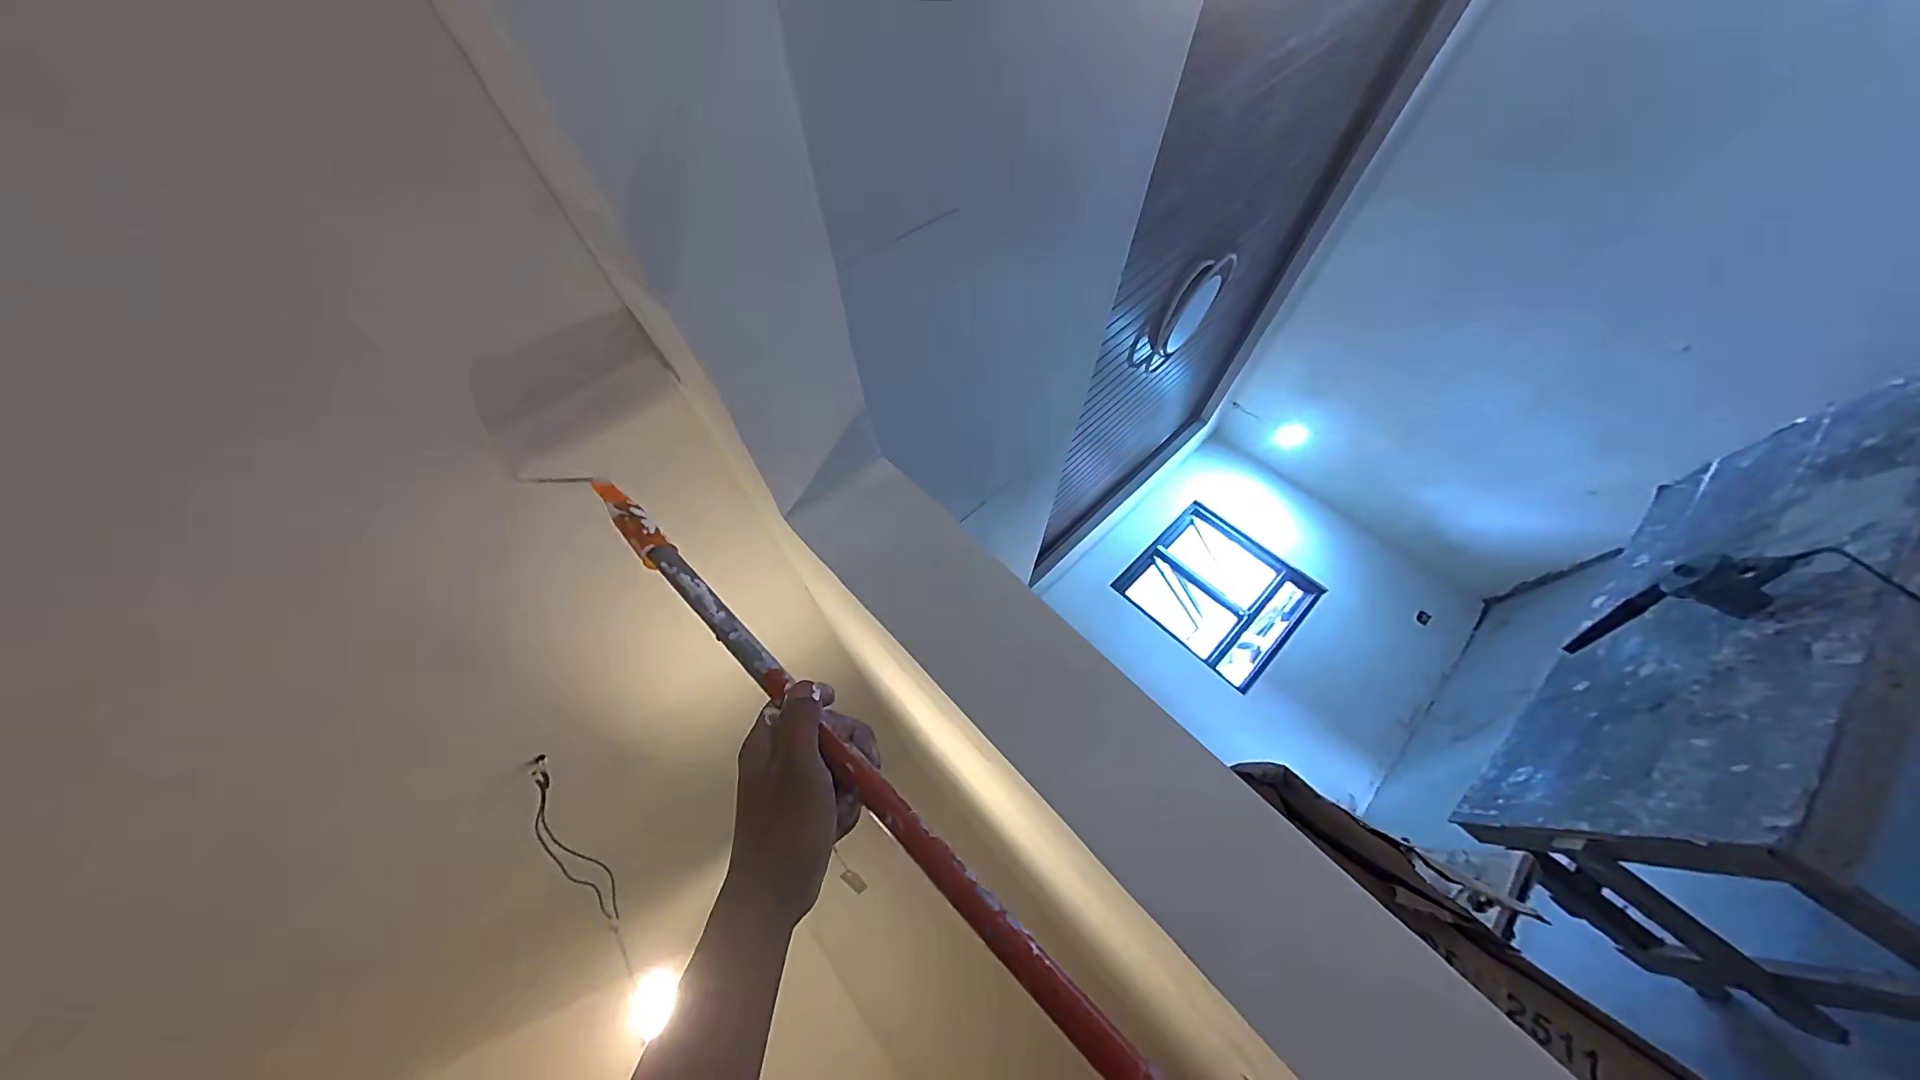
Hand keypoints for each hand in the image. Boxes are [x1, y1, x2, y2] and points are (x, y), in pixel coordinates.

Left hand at [725, 681, 879, 926]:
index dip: (819, 702)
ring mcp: (793, 786)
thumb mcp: (798, 766)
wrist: (777, 893)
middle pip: (825, 731)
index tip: (840, 709)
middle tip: (857, 769)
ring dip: (848, 784)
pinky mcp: (807, 810)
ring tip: (839, 808)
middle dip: (847, 750)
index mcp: (767, 743)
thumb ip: (802, 721)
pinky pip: (836, 793)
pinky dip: (843, 806)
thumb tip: (806, 687)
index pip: (794, 703)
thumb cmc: (786, 828)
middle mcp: (778, 760)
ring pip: (836, 764)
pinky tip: (836, 823)